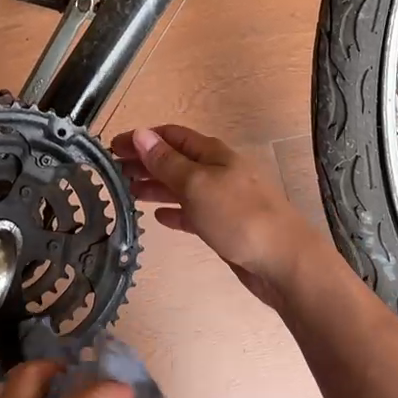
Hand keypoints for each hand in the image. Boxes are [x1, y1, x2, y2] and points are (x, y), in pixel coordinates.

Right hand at [111, 125, 327, 309]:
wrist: (285, 262)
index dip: (141, 139)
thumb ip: (166, 162)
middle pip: (174, 160)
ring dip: (155, 186)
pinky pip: (193, 213)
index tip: (111, 148)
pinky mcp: (225, 226)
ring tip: (127, 193)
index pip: (170, 136)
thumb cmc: (239, 216)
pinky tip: (158, 218)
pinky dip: (174, 212)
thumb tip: (140, 135)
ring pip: (181, 186)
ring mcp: (223, 199)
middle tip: (113, 172)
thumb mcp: (196, 184)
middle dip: (145, 162)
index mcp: (212, 153)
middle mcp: (217, 171)